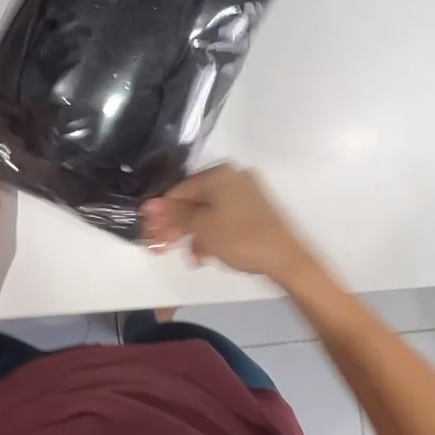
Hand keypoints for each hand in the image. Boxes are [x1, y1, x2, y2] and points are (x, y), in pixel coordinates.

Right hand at [141, 164, 320, 282]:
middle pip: (192, 202)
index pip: (178, 191)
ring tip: (189, 257)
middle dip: (176, 227)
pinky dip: (211, 236)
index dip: (161, 214)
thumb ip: (173, 214)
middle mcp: (232, 178)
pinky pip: (222, 219)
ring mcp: (245, 195)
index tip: (150, 235)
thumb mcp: (201, 227)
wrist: (286, 260)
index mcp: (219, 175)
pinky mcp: (254, 212)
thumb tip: (148, 205)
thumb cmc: (239, 238)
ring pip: (207, 213)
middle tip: (162, 248)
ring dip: (193, 235)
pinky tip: (204, 256)